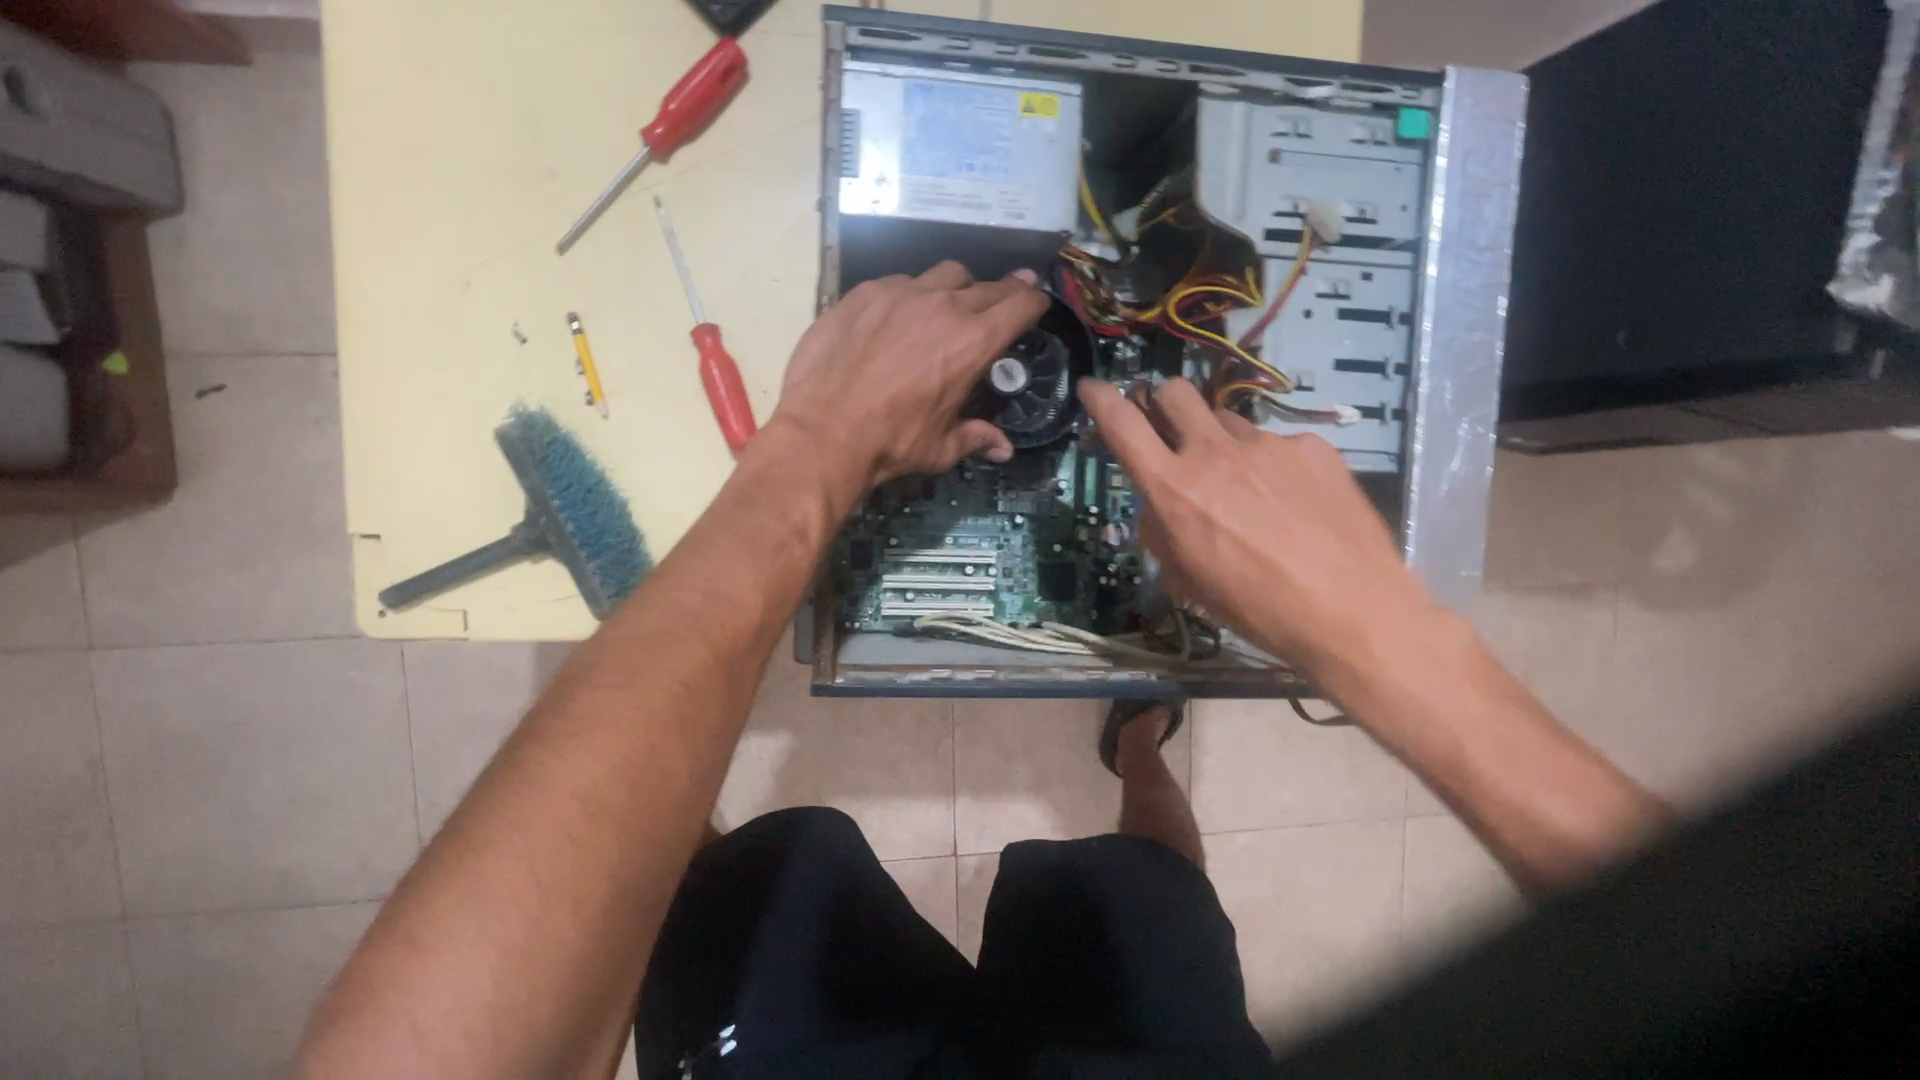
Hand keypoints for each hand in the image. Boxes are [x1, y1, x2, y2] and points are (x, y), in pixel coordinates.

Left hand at [772, 261, 1049, 487]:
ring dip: (955, 286)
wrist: (823, 432)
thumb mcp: (941, 448)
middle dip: (1002, 291)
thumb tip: (1004, 449)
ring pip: (942, 274)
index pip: (1020, 304)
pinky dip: (909, 294)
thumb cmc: (891, 444)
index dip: (1034, 302)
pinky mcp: (862, 293)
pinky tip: (898, 315)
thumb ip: (975, 437)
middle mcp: (942, 306)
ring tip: (949, 302)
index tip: (1036, 304)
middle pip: (986, 285)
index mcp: (972, 342)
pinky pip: (897, 282)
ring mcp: (899, 294)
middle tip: (1006, 298)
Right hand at [1079, 377, 1434, 676]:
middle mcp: (1215, 453)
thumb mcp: (1188, 580)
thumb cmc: (1257, 608)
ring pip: (1228, 420)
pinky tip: (1295, 502)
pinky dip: (1274, 465)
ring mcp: (1267, 443)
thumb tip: (1159, 506)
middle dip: (1165, 402)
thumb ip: (1162, 531)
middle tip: (1175, 433)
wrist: (1351, 610)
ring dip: (1222, 441)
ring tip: (1248, 486)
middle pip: (1176, 392)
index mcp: (1174, 489)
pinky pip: (1278, 443)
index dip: (1099, 398)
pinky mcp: (1312, 446)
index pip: (1122, 424)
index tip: (1091, 387)